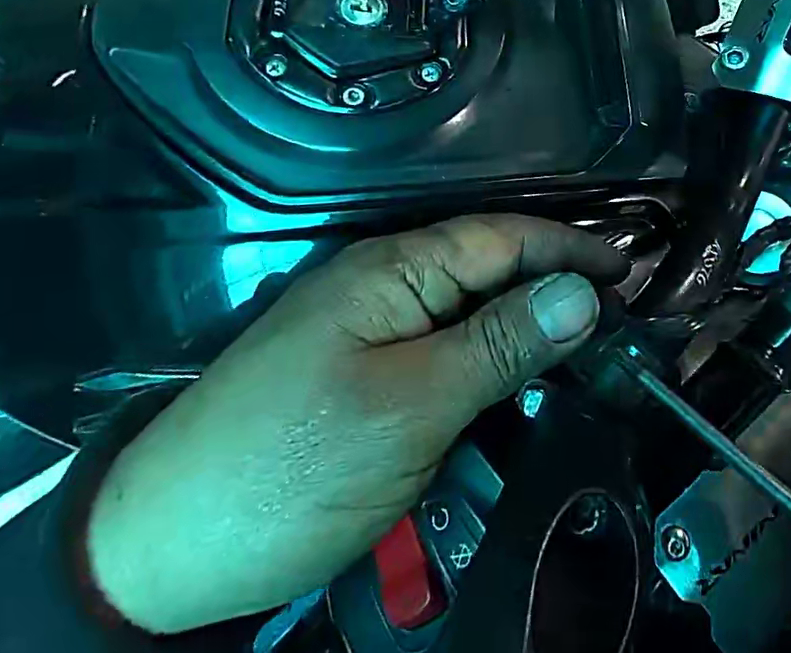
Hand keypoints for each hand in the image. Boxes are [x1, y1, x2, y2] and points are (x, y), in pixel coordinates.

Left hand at [83, 214, 629, 633]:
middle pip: (492, 265)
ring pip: (474, 305)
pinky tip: (526, 367)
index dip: (570, 249)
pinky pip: (451, 342)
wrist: (162, 553)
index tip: (628, 272)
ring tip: (589, 335)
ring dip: (531, 316)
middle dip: (558, 279)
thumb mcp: (413, 404)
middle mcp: (387, 282)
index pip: (503, 238)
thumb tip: (584, 293)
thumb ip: (502, 343)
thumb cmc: (294, 467)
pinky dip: (498, 350)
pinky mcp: (371, 368)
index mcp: (393, 270)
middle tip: (620, 310)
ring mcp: (376, 325)